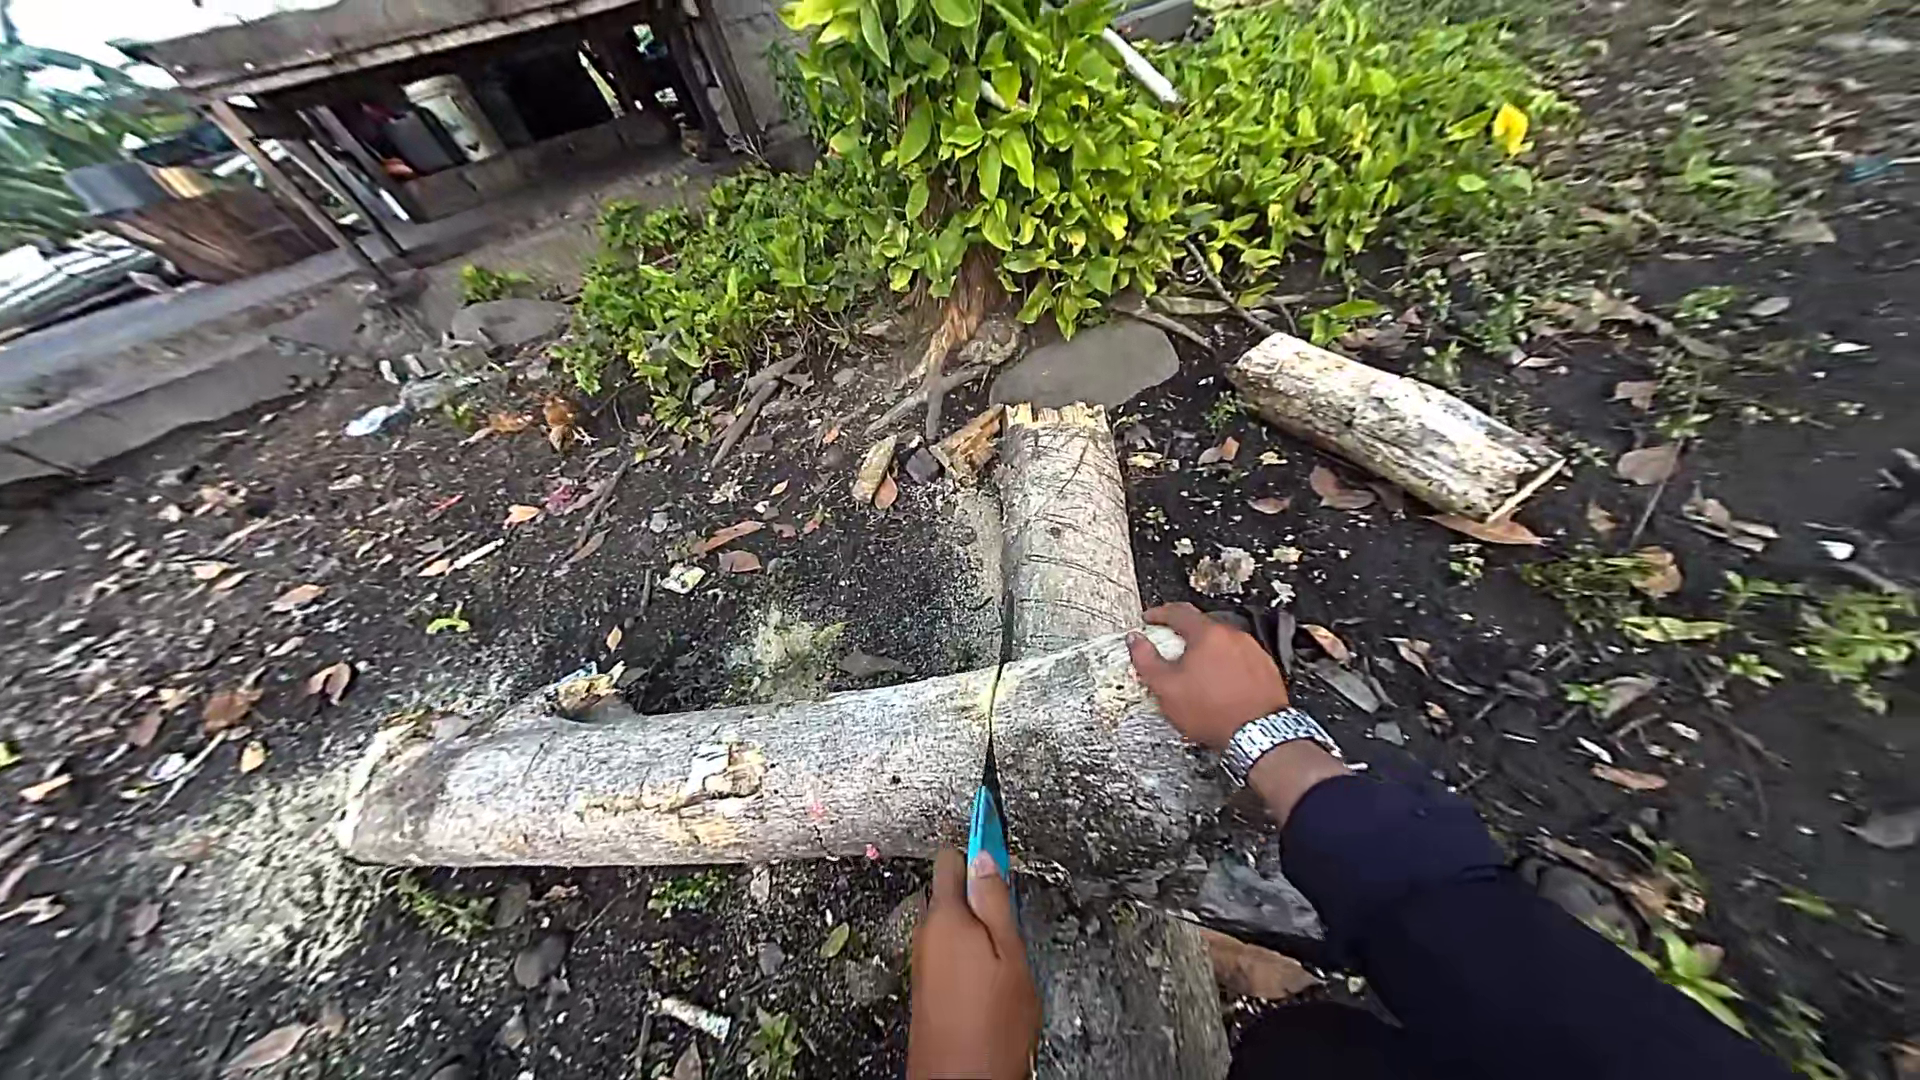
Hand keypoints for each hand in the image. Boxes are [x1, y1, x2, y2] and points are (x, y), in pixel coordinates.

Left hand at [907, 848, 1039, 1079]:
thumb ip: (995, 900)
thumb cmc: (991, 1027)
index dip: (976, 851)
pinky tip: (986, 980)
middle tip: (1007, 923)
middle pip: (951, 890)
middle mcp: (926, 930)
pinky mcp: (924, 982)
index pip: (951, 858)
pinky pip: (945, 947)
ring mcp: (922, 957)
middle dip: (978, 897)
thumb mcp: (1009, 954)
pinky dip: (964, 951)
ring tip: (1000, 959)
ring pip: (950, 920)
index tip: (995, 850)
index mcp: (946, 916)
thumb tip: (984, 856)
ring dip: (973, 927)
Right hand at [1126, 602, 1291, 748]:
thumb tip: (1135, 641)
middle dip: (1181, 634)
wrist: (1259, 736)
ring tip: (1193, 672)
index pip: (1178, 611)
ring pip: (1220, 643)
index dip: (1158, 614)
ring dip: (1204, 651)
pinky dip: (1223, 665)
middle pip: (1200, 625)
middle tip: (1168, 648)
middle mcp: (1233, 636)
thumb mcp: (1166, 687)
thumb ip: (1146, 659)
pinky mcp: (1265, 669)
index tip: (1150, 619)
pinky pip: (1237, 658)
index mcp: (1207, 634)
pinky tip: (1216, 684)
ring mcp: (1252, 651)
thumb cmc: (1215, 712)